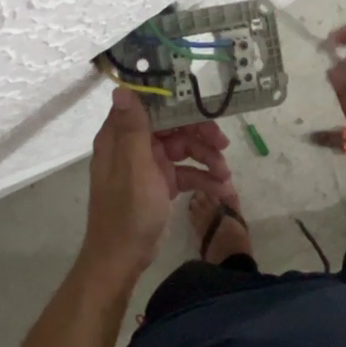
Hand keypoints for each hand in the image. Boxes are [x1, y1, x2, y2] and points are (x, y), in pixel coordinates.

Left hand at [81, 88, 230, 281]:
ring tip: (225, 174)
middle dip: (199, 134)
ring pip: (183, 149)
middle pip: (172, 127)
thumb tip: (121, 87)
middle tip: (223, 144)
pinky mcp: (160, 184)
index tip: (203, 106)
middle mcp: (133, 146)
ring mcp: (148, 166)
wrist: (123, 259)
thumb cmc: (127, 212)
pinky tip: (222, 189)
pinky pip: (186, 172)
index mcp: (120, 137)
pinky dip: (203, 178)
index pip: (150, 106)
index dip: (177, 103)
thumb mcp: (134, 167)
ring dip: (206, 158)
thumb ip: (133, 128)